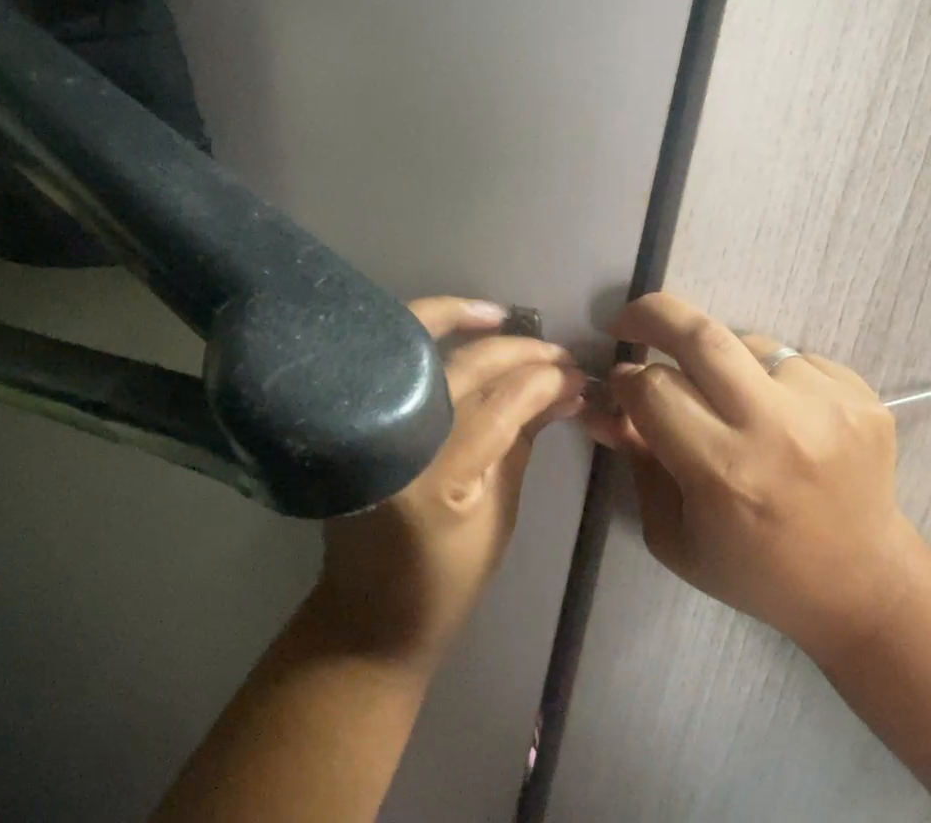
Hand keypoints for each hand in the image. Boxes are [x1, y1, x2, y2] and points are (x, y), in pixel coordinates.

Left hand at [308, 297, 585, 668]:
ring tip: (504, 317)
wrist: (367, 614)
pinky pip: (396, 363)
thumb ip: (523, 441)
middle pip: (465, 368)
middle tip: (558, 353)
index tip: (577, 375)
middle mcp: (399, 441)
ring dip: (461, 319)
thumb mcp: (500, 515)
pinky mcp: (353, 420)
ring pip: (419, 347)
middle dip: (520, 352)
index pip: (503, 402)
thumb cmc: (446, 581)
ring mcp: (367, 425)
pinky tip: (456, 330)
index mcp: (439, 478)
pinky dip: (424, 335)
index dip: (546, 380)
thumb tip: (562, 391)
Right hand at [585, 293, 917, 652]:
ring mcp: (828, 404)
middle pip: (701, 335)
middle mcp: (778, 428)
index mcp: (725, 472)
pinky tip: (779, 416)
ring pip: (748, 342)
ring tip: (728, 401)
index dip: (627, 379)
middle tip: (630, 321)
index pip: (655, 389)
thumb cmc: (756, 572)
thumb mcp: (675, 536)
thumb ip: (639, 462)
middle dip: (653, 315)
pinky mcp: (861, 394)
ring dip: (720, 360)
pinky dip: (770, 376)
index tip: (621, 381)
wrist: (862, 582)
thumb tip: (605, 403)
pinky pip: (792, 358)